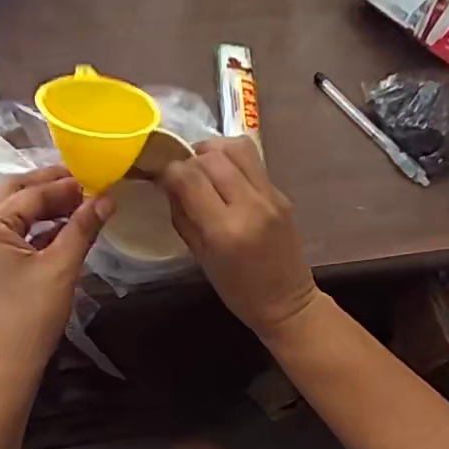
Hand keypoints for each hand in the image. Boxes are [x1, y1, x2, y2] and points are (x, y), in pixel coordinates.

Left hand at [0, 166, 111, 373]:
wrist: (9, 362)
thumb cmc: (32, 315)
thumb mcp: (61, 268)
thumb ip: (82, 228)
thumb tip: (106, 199)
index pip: (30, 194)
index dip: (65, 185)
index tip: (96, 179)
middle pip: (15, 193)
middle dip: (50, 186)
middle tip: (85, 182)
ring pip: (15, 213)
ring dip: (46, 206)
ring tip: (81, 203)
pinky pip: (16, 234)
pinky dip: (40, 227)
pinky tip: (68, 228)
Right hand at [161, 137, 320, 337]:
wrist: (286, 301)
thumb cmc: (237, 291)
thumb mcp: (200, 259)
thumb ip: (183, 218)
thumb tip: (169, 185)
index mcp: (225, 230)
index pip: (189, 177)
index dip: (169, 170)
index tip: (161, 177)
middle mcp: (249, 205)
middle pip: (211, 156)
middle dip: (190, 159)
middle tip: (182, 175)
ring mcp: (269, 196)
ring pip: (235, 147)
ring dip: (212, 152)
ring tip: (203, 168)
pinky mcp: (281, 193)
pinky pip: (252, 162)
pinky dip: (231, 162)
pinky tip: (224, 179)